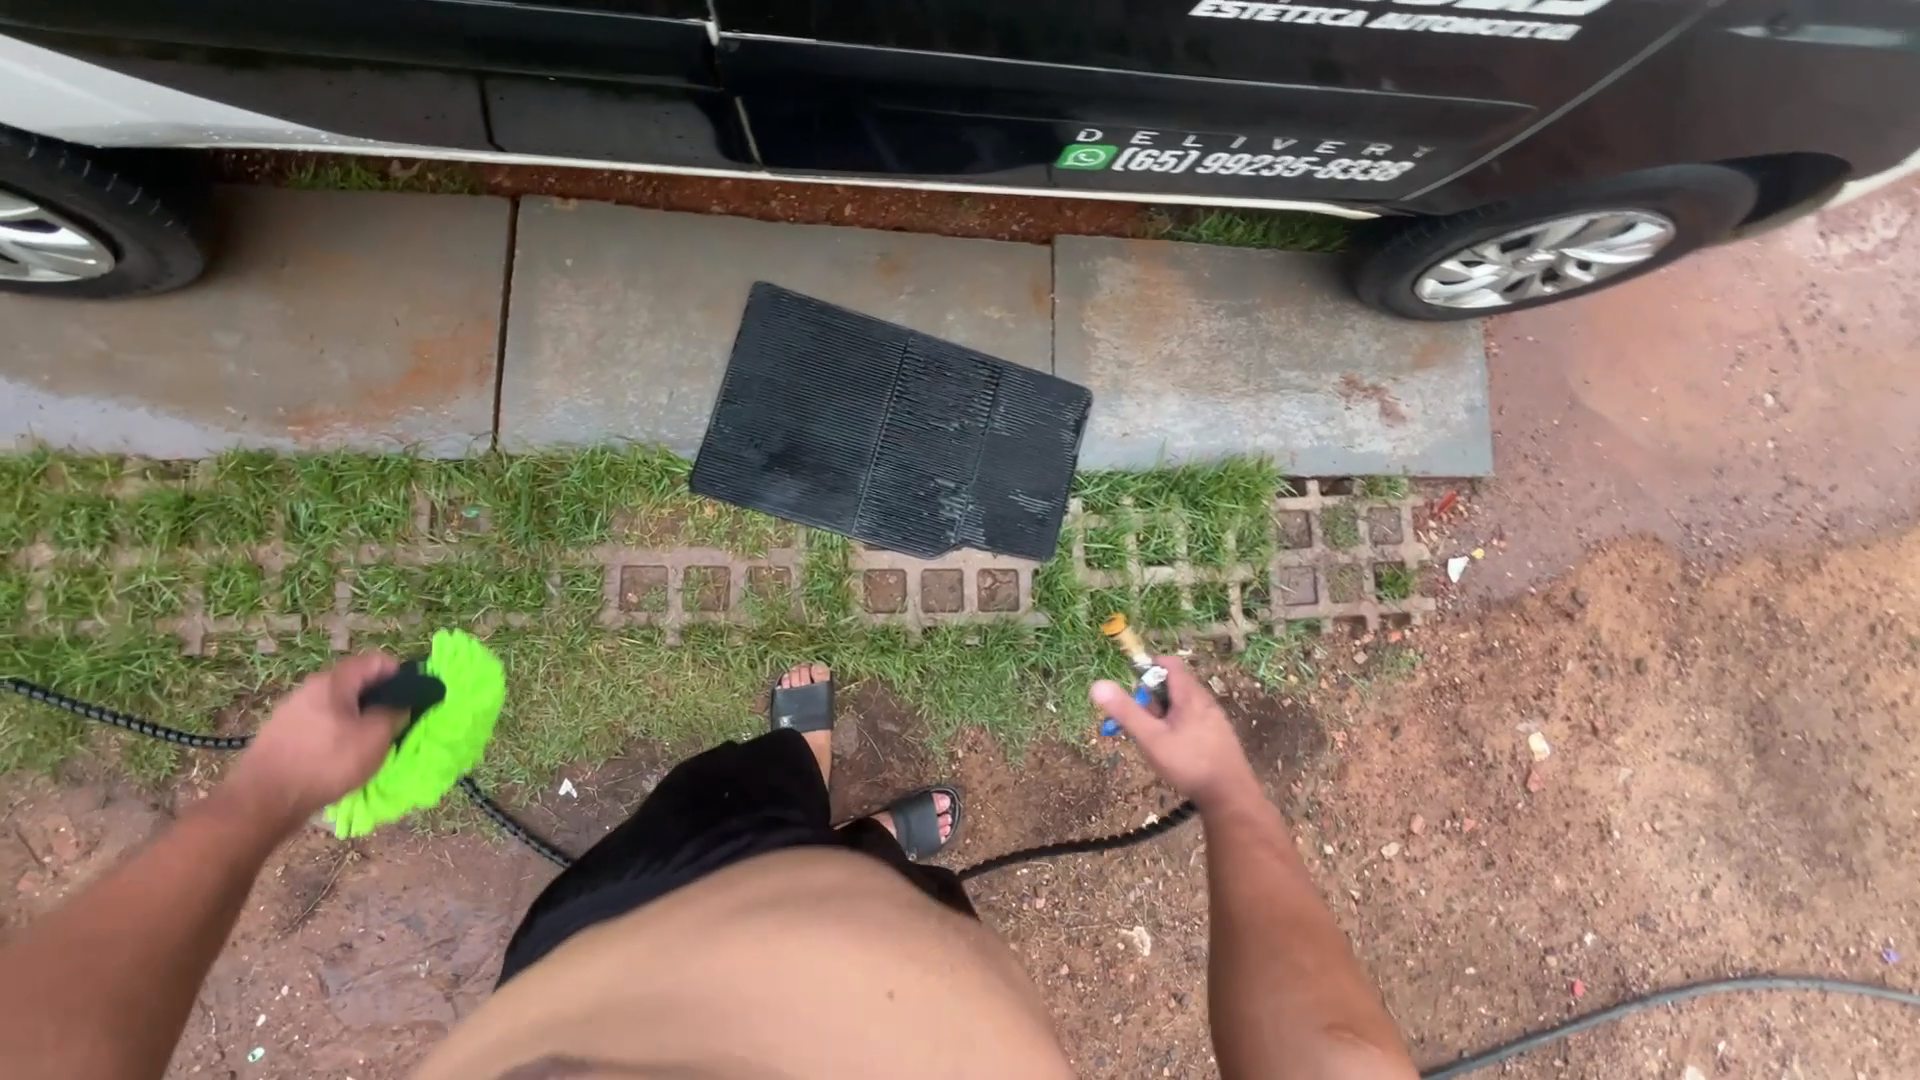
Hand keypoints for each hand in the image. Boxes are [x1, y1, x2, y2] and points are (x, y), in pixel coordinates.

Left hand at [223, 653, 408, 828]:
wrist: (262, 802)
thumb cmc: (327, 762)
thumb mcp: (376, 736)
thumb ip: (394, 712)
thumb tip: (398, 703)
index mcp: (333, 682)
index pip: (376, 661)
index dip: (400, 674)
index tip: (411, 697)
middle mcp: (308, 689)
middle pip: (354, 683)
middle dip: (378, 698)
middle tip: (393, 722)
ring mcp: (289, 712)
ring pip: (336, 705)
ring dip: (357, 717)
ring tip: (367, 742)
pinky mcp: (279, 734)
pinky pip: (319, 723)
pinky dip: (336, 732)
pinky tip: (338, 756)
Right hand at [1090, 658, 1258, 809]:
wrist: (1230, 797)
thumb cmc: (1188, 764)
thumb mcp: (1151, 738)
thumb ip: (1125, 711)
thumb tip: (1098, 685)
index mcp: (1190, 695)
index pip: (1169, 663)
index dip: (1148, 669)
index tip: (1135, 691)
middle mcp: (1205, 701)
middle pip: (1173, 686)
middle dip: (1152, 700)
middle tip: (1143, 724)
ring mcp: (1215, 719)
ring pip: (1182, 705)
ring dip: (1164, 716)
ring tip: (1156, 741)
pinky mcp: (1219, 736)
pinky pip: (1192, 720)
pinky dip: (1177, 727)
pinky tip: (1175, 753)